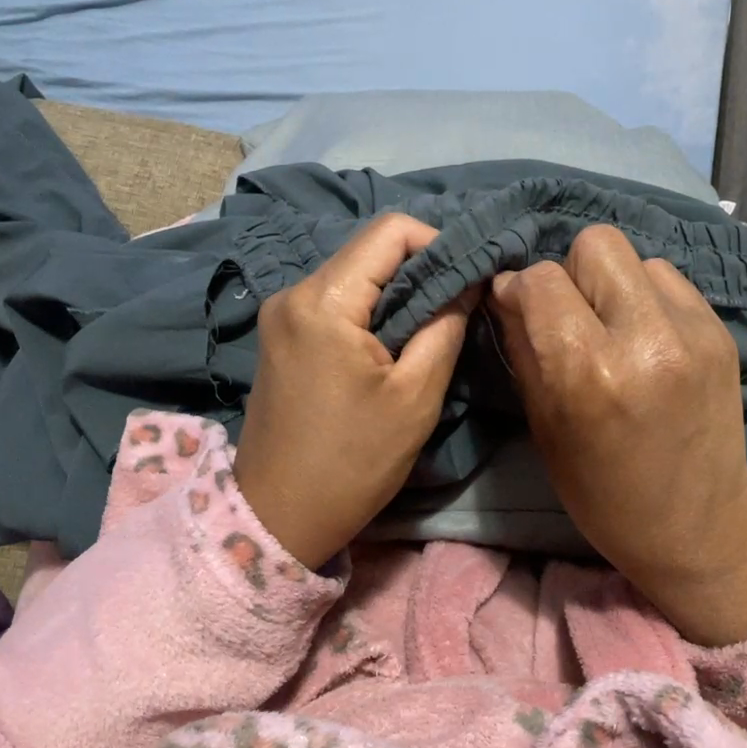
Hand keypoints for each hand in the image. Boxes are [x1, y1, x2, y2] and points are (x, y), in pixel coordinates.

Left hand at [234, 215, 473, 568]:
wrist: (278, 516)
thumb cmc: (353, 461)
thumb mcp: (415, 396)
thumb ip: (446, 326)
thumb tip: (468, 282)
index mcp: (323, 301)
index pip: (390, 231)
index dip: (439, 245)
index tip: (466, 284)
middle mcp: (292, 293)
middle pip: (369, 251)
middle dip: (420, 271)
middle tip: (456, 311)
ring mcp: (280, 314)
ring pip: (353, 275)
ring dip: (396, 294)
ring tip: (428, 333)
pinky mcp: (280, 336)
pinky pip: (335, 301)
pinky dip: (370, 312)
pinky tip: (390, 348)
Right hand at [490, 225, 746, 645]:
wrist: (696, 529)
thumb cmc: (603, 494)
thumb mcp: (544, 427)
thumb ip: (523, 349)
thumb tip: (509, 291)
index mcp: (590, 372)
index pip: (541, 278)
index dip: (521, 289)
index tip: (520, 311)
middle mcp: (647, 337)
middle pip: (595, 243)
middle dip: (570, 272)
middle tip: (571, 315)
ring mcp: (694, 330)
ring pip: (637, 257)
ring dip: (612, 283)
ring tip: (613, 328)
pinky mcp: (722, 332)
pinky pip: (671, 282)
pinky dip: (648, 298)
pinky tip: (647, 338)